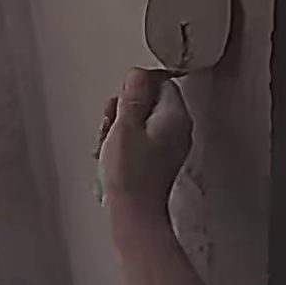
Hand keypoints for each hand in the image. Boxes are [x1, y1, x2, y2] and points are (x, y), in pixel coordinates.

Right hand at [97, 68, 191, 224]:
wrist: (134, 211)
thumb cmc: (129, 172)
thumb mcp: (124, 127)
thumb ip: (132, 97)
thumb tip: (139, 73)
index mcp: (175, 116)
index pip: (162, 83)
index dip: (136, 88)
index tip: (118, 101)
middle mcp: (180, 129)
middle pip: (152, 102)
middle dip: (125, 109)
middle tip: (108, 123)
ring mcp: (171, 146)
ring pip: (144, 121)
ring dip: (121, 126)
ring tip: (106, 142)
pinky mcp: (160, 160)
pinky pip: (144, 139)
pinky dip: (126, 142)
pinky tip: (110, 154)